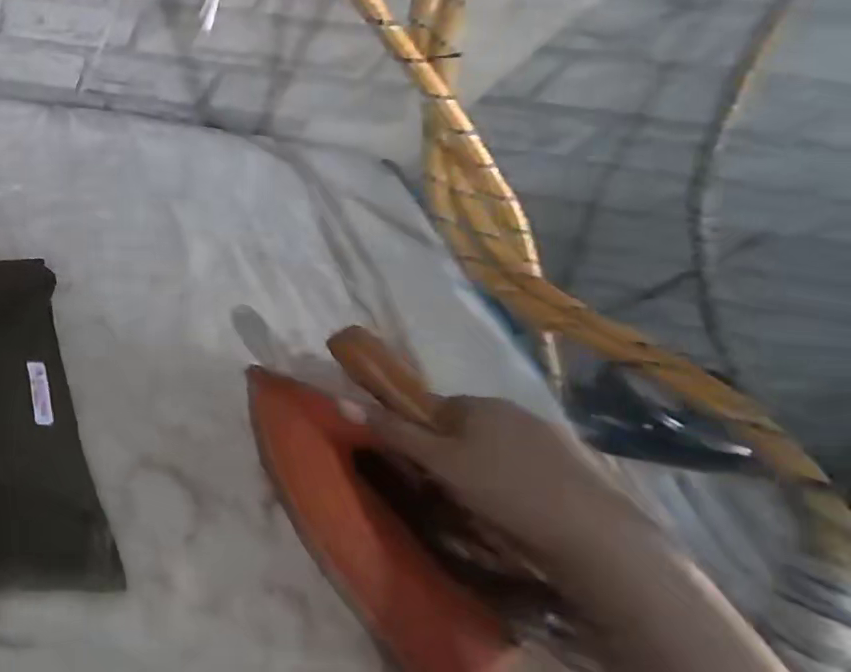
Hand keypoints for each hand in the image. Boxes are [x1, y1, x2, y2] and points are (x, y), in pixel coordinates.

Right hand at [366, 394, 648, 560]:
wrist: (601, 541)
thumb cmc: (506, 491)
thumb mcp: (439, 463)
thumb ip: (392, 431)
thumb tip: (339, 399)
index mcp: (480, 402)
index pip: (434, 407)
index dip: (423, 433)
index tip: (424, 464)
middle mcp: (515, 409)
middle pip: (467, 427)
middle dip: (456, 452)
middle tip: (453, 489)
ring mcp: (554, 437)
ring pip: (501, 448)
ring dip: (489, 469)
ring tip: (491, 507)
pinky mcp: (583, 468)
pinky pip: (533, 467)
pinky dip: (522, 483)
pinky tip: (525, 511)